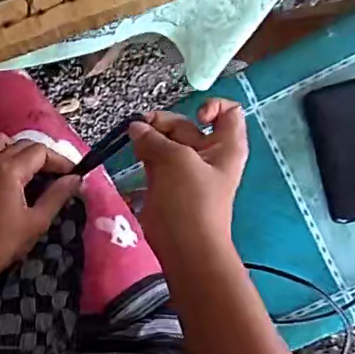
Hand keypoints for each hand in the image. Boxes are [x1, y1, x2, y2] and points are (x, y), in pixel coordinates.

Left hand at [0, 136, 82, 284]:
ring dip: (18, 150)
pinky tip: (4, 173)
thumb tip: (76, 178)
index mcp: (8, 170)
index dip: (60, 161)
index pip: (40, 152)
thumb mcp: (36, 221)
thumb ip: (57, 195)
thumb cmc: (3, 242)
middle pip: (22, 144)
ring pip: (0, 143)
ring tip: (31, 171)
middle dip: (43, 156)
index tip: (73, 174)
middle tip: (58, 175)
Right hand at [127, 98, 247, 266]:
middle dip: (162, 124)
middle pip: (185, 127)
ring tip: (129, 146)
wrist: (184, 246)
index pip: (227, 112)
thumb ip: (153, 140)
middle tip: (136, 130)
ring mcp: (184, 172)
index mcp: (225, 146)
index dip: (209, 107)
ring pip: (164, 146)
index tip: (190, 117)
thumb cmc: (190, 202)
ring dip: (147, 143)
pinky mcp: (165, 186)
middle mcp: (206, 156)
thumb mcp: (175, 162)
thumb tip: (135, 127)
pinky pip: (151, 166)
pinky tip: (128, 167)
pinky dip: (139, 163)